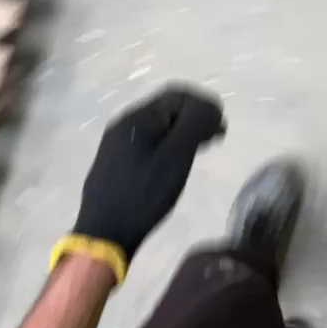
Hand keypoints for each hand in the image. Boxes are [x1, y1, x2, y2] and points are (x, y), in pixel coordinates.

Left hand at [72, 84, 225, 261]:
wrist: (104, 233)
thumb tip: (210, 105)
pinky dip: (168, 142)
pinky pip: (148, 140)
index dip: (204, 104)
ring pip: (158, 125)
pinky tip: (177, 160)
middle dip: (194, 116)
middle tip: (217, 136)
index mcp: (138, 116)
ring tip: (202, 147)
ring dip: (182, 130)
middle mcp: (124, 122)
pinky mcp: (114, 160)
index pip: (178, 95)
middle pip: (167, 108)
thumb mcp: (176, 157)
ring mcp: (117, 141)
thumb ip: (195, 125)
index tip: (222, 124)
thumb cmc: (144, 194)